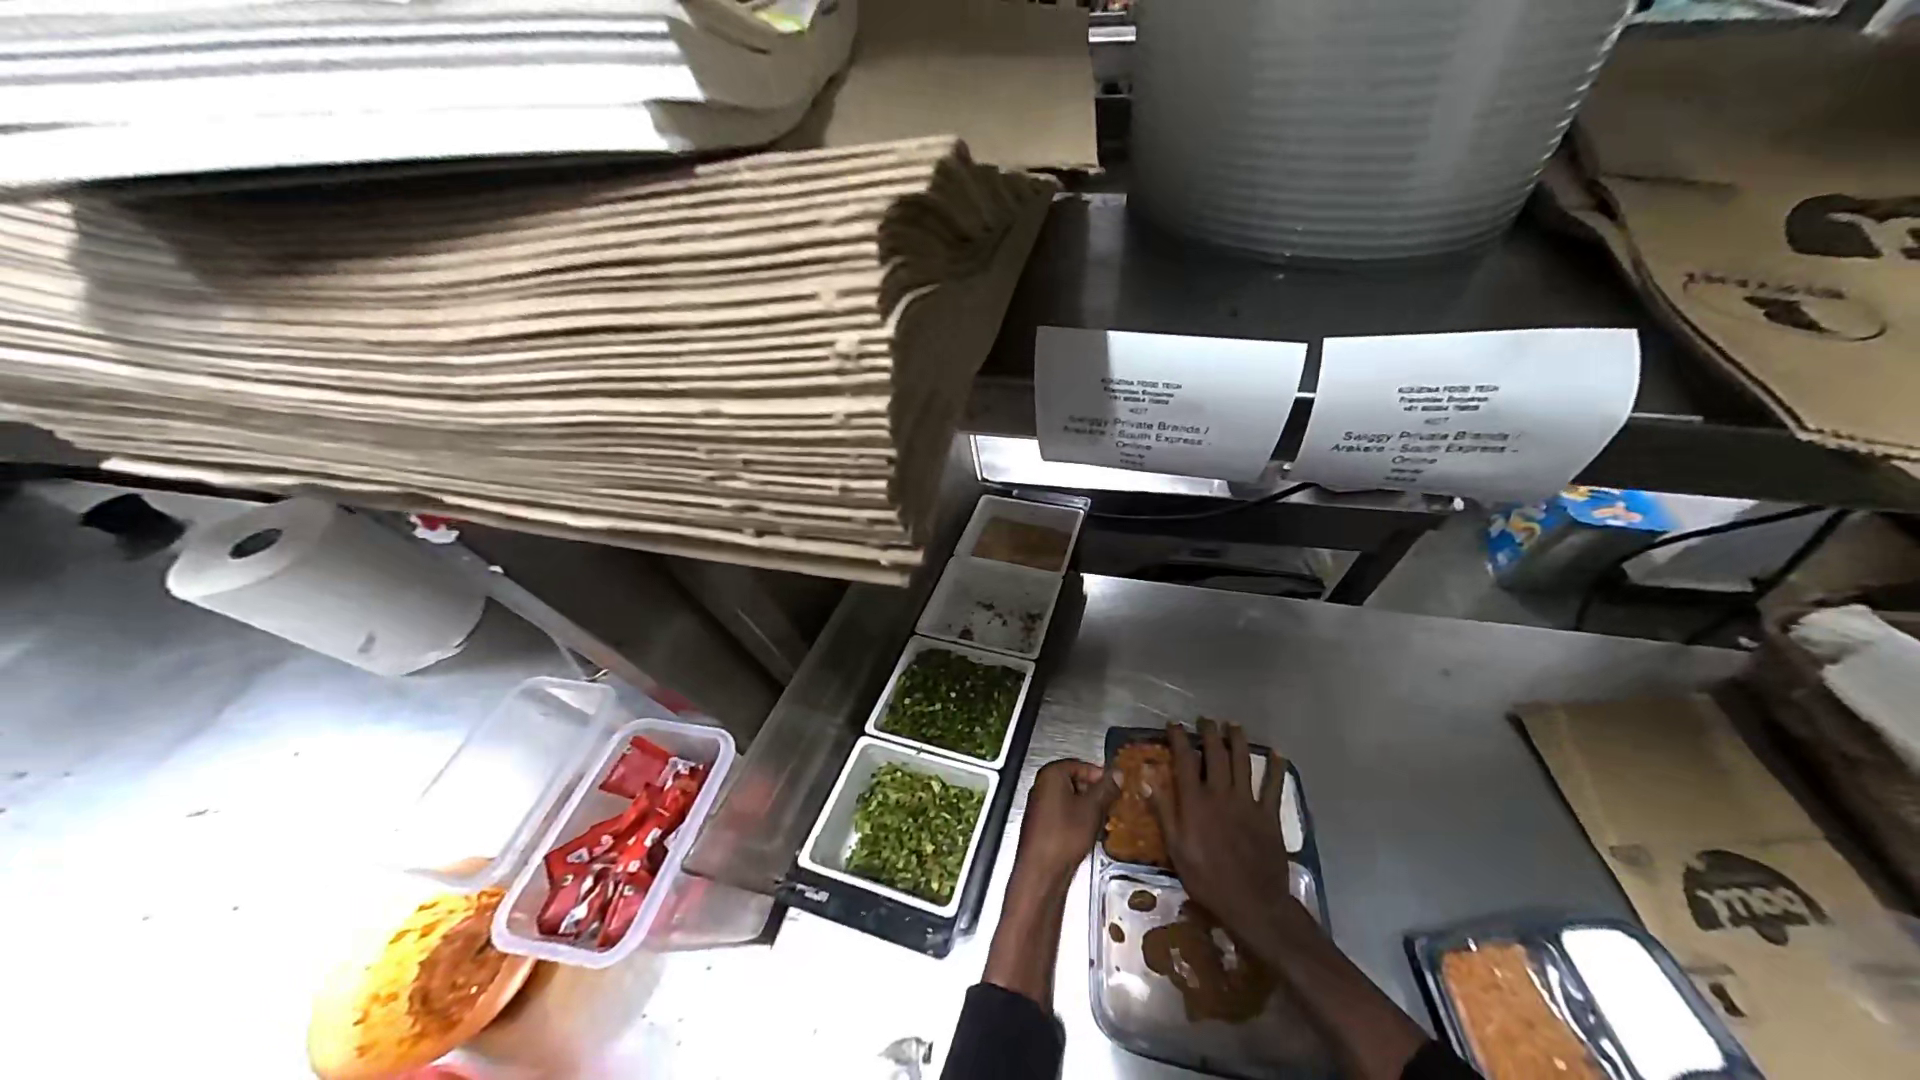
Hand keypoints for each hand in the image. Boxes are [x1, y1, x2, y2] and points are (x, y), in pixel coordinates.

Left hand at [1013, 758, 1118, 884]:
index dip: (1099, 775)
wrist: (1042, 871)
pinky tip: (1090, 832)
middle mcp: (1042, 786)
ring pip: (1071, 799)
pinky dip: (1078, 819)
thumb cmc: (1064, 835)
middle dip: (1095, 793)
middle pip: (1075, 781)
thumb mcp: (1092, 808)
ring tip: (1103, 820)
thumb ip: (1106, 788)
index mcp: (1051, 774)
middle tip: (1111, 804)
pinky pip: (1065, 814)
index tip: (1115, 786)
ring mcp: (1040, 805)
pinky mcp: (1042, 824)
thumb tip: (1117, 774)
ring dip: (1088, 808)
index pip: (1081, 765)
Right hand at [1149, 718, 1304, 943]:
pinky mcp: (1269, 815)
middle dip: (1210, 732)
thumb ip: (1164, 810)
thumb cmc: (1206, 877)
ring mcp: (1247, 802)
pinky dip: (1276, 768)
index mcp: (1195, 801)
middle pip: (1216, 754)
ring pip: (1244, 762)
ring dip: (1238, 741)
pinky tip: (1278, 754)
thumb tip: (1147, 779)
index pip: (1185, 760)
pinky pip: (1273, 786)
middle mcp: (1221, 794)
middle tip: (1205, 719)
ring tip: (1234, 725)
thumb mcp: (1175, 848)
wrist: (1252, 902)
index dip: (1179, 739)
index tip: (1174, 725)